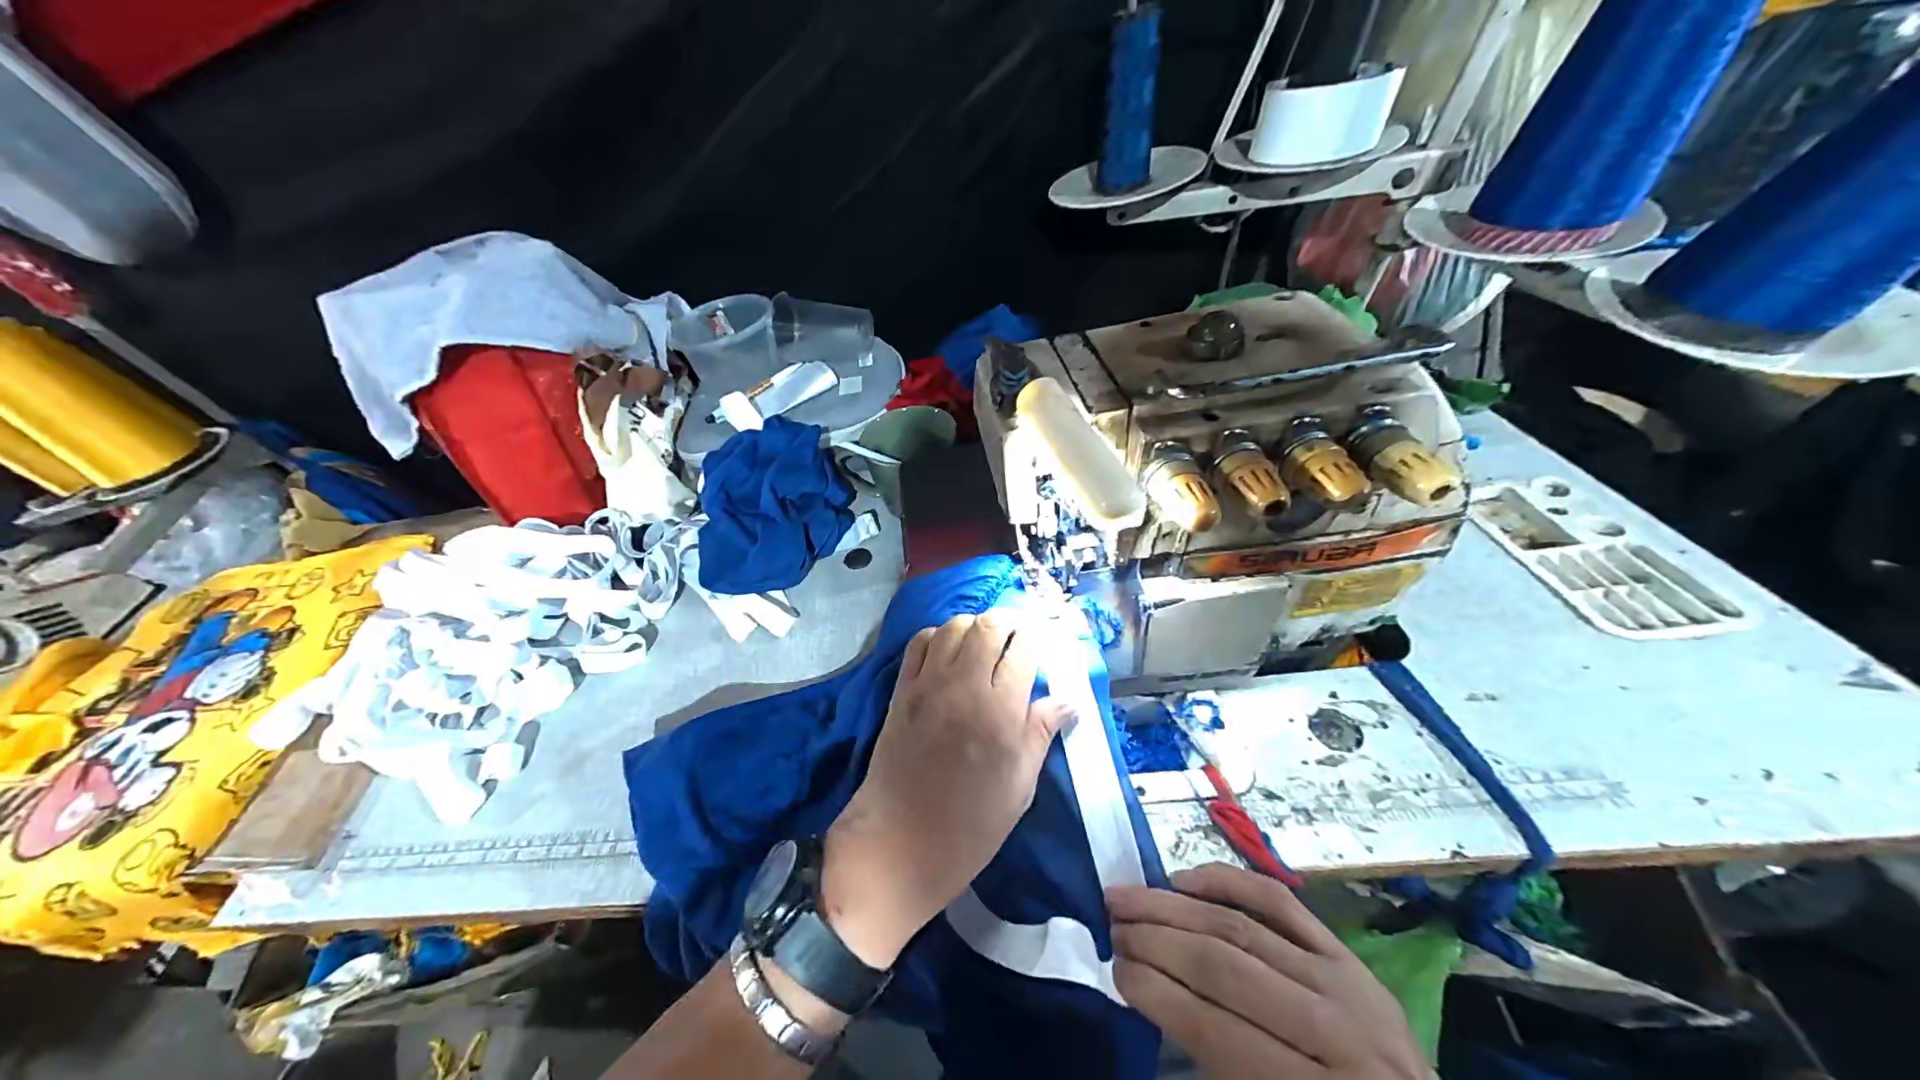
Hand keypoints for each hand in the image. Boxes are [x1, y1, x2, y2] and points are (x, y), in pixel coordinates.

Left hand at [821, 613, 1073, 968]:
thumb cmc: (972, 824)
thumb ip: (1041, 733)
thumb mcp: (1020, 785)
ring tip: (985, 641)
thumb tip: (1068, 702)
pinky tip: (949, 652)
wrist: (901, 841)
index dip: (1037, 640)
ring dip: (974, 625)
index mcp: (1001, 712)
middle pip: (989, 626)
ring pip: (954, 626)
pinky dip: (938, 636)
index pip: (1024, 650)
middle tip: (1018, 636)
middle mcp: (965, 687)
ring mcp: (928, 685)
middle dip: (1010, 622)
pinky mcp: (901, 691)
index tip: (1042, 646)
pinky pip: (919, 643)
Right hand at [1109, 863, 1426, 1079]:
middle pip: (1225, 966)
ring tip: (1126, 899)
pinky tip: (1184, 879)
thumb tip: (1143, 989)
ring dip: (1173, 908)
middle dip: (1155, 942)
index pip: (1215, 1028)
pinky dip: (1228, 881)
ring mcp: (1345, 982)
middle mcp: (1335, 1031)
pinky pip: (1281, 902)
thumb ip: (1210, 1061)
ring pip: (1242, 927)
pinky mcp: (1346, 953)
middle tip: (1110, 926)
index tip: (1115, 971)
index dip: (1156, 995)